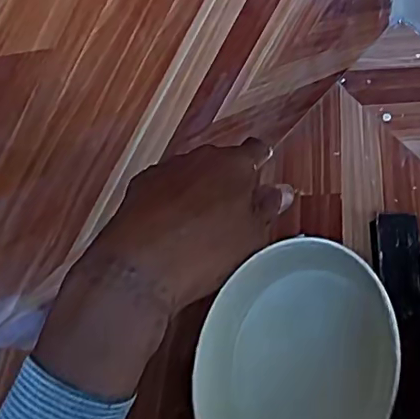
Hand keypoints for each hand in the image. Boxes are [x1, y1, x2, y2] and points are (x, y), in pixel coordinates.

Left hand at [34, 140, 293, 397]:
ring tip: (201, 221)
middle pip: (222, 159)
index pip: (256, 149)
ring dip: (197, 187)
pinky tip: (170, 225)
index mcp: (236, 164)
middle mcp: (202, 157)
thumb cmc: (204, 251)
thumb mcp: (250, 237)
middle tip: (234, 207)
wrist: (137, 269)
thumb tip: (282, 192)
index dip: (261, 158)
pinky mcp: (139, 186)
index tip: (263, 167)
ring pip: (191, 171)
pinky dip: (169, 199)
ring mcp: (168, 169)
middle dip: (228, 178)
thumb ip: (267, 208)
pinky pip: (164, 186)